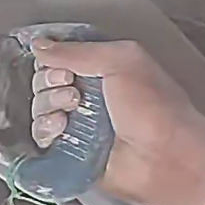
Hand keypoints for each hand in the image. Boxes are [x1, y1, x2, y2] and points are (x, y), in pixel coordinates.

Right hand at [31, 38, 204, 204]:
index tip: (62, 65)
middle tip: (71, 89)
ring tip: (69, 111)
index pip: (59, 55)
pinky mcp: (70, 149)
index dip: (53, 57)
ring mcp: (77, 122)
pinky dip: (44, 129)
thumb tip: (38, 45)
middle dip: (49, 81)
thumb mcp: (123, 61)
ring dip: (48, 104)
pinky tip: (60, 129)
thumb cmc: (154, 107)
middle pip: (44, 79)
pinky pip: (41, 135)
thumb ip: (79, 51)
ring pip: (40, 106)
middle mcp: (87, 92)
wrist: (165, 159)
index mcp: (102, 67)